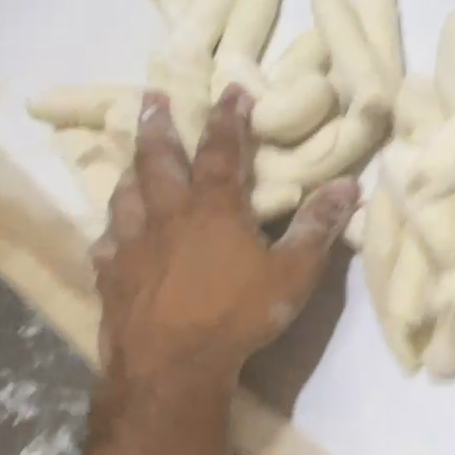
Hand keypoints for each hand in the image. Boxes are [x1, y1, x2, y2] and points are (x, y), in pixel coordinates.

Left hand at [92, 88, 358, 393]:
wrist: (170, 364)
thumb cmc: (240, 312)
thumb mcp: (295, 270)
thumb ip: (318, 225)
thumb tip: (348, 185)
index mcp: (213, 210)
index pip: (221, 152)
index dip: (227, 119)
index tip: (231, 90)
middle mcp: (166, 216)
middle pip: (157, 162)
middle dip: (159, 127)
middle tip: (154, 98)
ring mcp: (130, 245)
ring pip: (125, 195)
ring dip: (131, 170)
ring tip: (134, 159)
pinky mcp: (111, 275)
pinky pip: (106, 240)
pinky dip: (113, 226)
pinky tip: (114, 231)